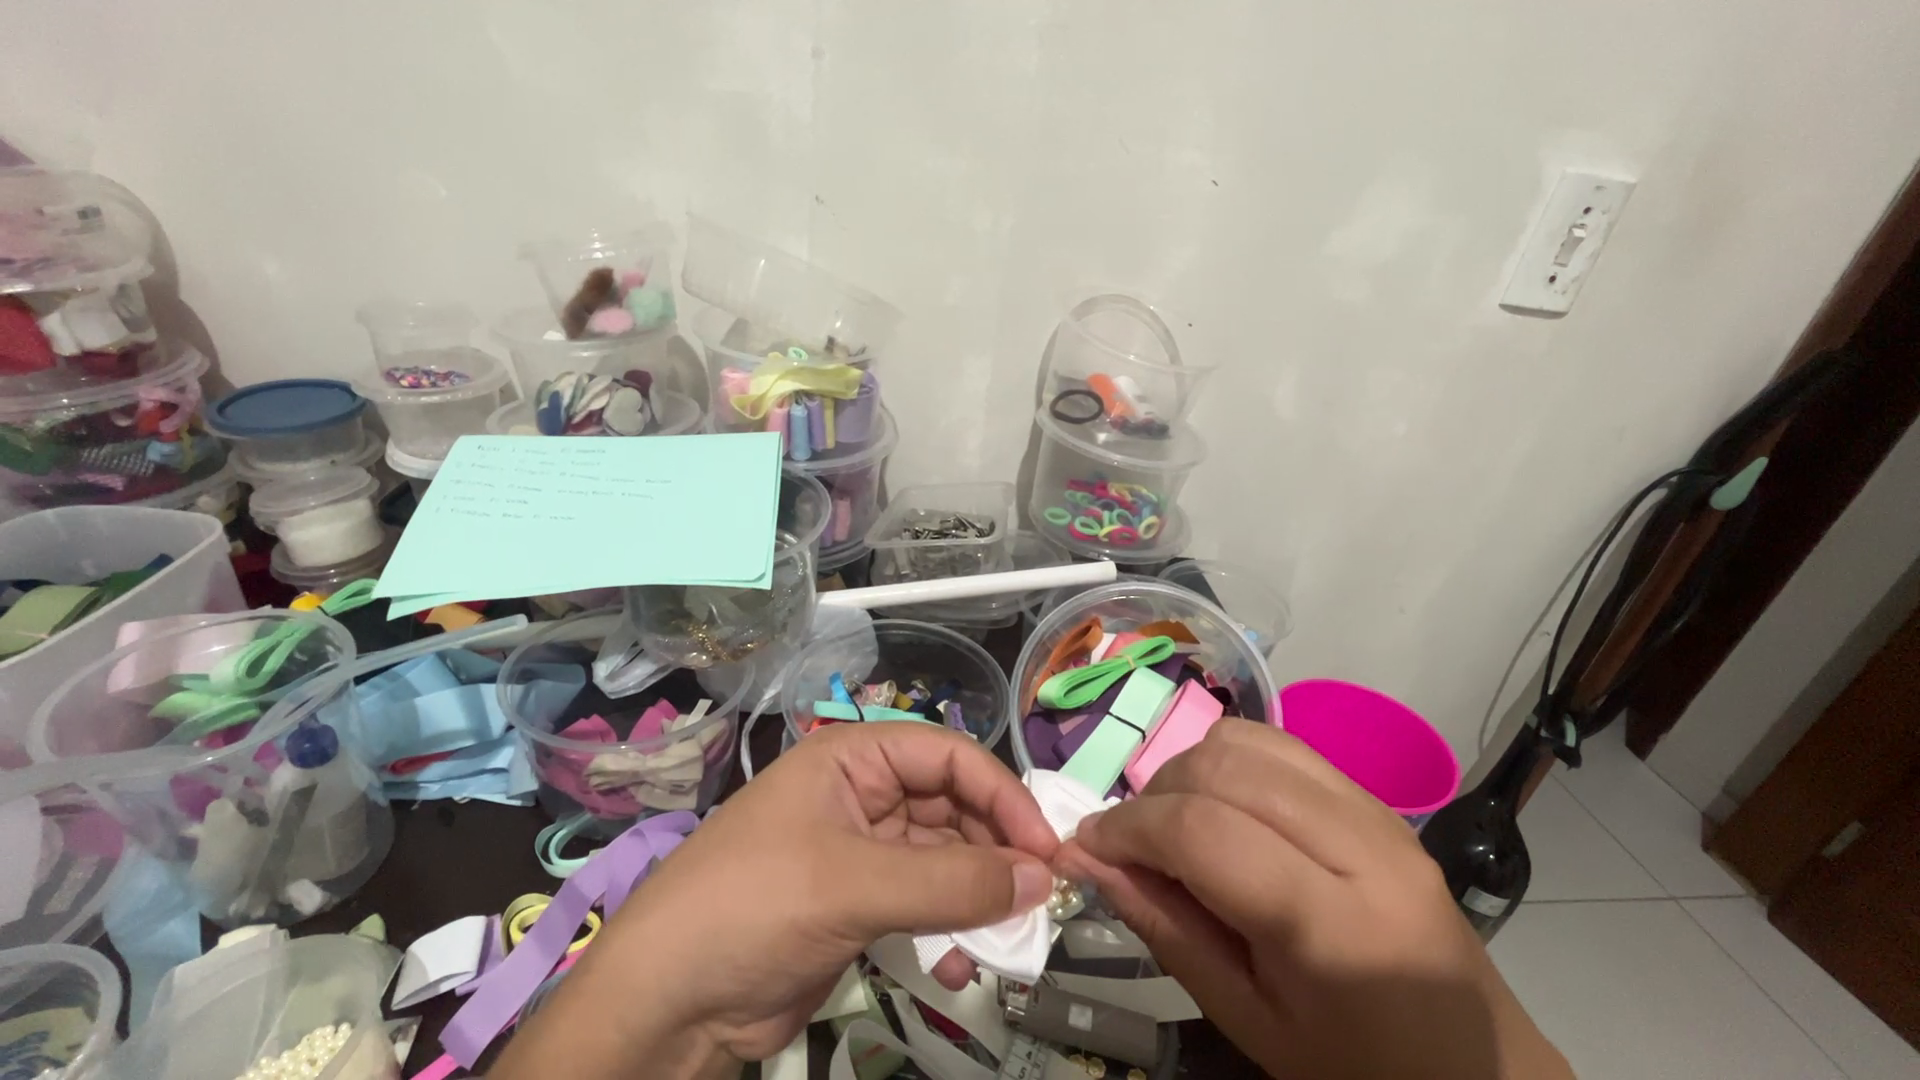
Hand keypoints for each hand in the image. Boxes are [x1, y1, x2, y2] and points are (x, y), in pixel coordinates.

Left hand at [522, 722, 1058, 1070]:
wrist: (664, 1004)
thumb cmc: (751, 907)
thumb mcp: (852, 885)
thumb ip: (952, 882)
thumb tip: (1042, 878)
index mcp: (852, 759)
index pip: (949, 756)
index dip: (1002, 794)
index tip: (1046, 849)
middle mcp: (861, 796)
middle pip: (953, 806)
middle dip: (995, 850)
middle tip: (1037, 901)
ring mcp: (860, 854)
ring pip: (945, 859)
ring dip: (978, 896)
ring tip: (1005, 940)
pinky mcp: (859, 907)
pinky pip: (925, 904)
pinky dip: (950, 929)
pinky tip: (960, 965)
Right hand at [1054, 720, 1570, 1079]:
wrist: (1476, 1063)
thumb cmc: (1356, 1066)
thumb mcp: (1249, 1021)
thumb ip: (1165, 930)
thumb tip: (1086, 860)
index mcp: (1334, 929)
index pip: (1204, 833)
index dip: (1129, 828)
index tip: (1087, 847)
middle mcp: (1363, 848)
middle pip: (1223, 770)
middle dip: (1152, 795)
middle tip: (1129, 844)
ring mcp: (1377, 812)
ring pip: (1248, 742)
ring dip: (1187, 770)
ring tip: (1173, 823)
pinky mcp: (1376, 799)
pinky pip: (1280, 746)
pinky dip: (1228, 760)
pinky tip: (1221, 806)